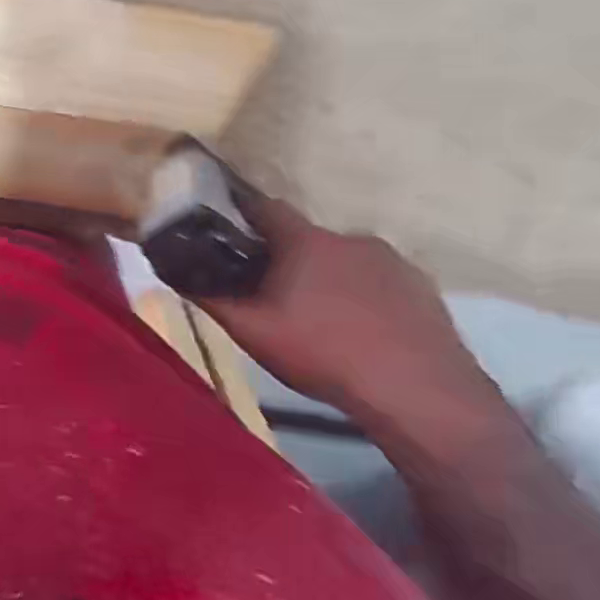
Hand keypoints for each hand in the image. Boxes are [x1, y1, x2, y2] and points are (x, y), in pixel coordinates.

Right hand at [195, 197, 507, 437]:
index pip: (265, 208)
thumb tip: (178, 272)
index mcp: (306, 242)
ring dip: (328, 279)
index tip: (228, 228)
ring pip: (344, 261)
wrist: (417, 391)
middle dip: (287, 260)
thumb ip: (213, 299)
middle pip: (305, 240)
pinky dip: (365, 296)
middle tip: (276, 299)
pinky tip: (364, 332)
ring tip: (323, 322)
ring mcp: (392, 260)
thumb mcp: (254, 332)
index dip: (243, 214)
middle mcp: (350, 238)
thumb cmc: (324, 354)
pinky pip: (379, 281)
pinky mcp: (421, 286)